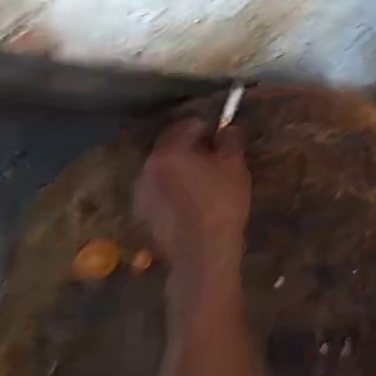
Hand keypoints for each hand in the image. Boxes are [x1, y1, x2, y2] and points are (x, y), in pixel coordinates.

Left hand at [135, 118, 251, 296]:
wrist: (201, 249)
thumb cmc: (222, 201)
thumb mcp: (235, 166)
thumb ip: (230, 141)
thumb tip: (228, 128)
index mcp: (168, 153)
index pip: (185, 125)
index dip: (206, 126)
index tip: (223, 135)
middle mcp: (147, 168)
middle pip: (171, 147)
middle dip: (193, 148)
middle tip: (218, 157)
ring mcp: (141, 191)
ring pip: (165, 169)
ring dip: (184, 168)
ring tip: (208, 180)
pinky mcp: (143, 210)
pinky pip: (161, 188)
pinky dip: (176, 187)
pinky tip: (196, 200)